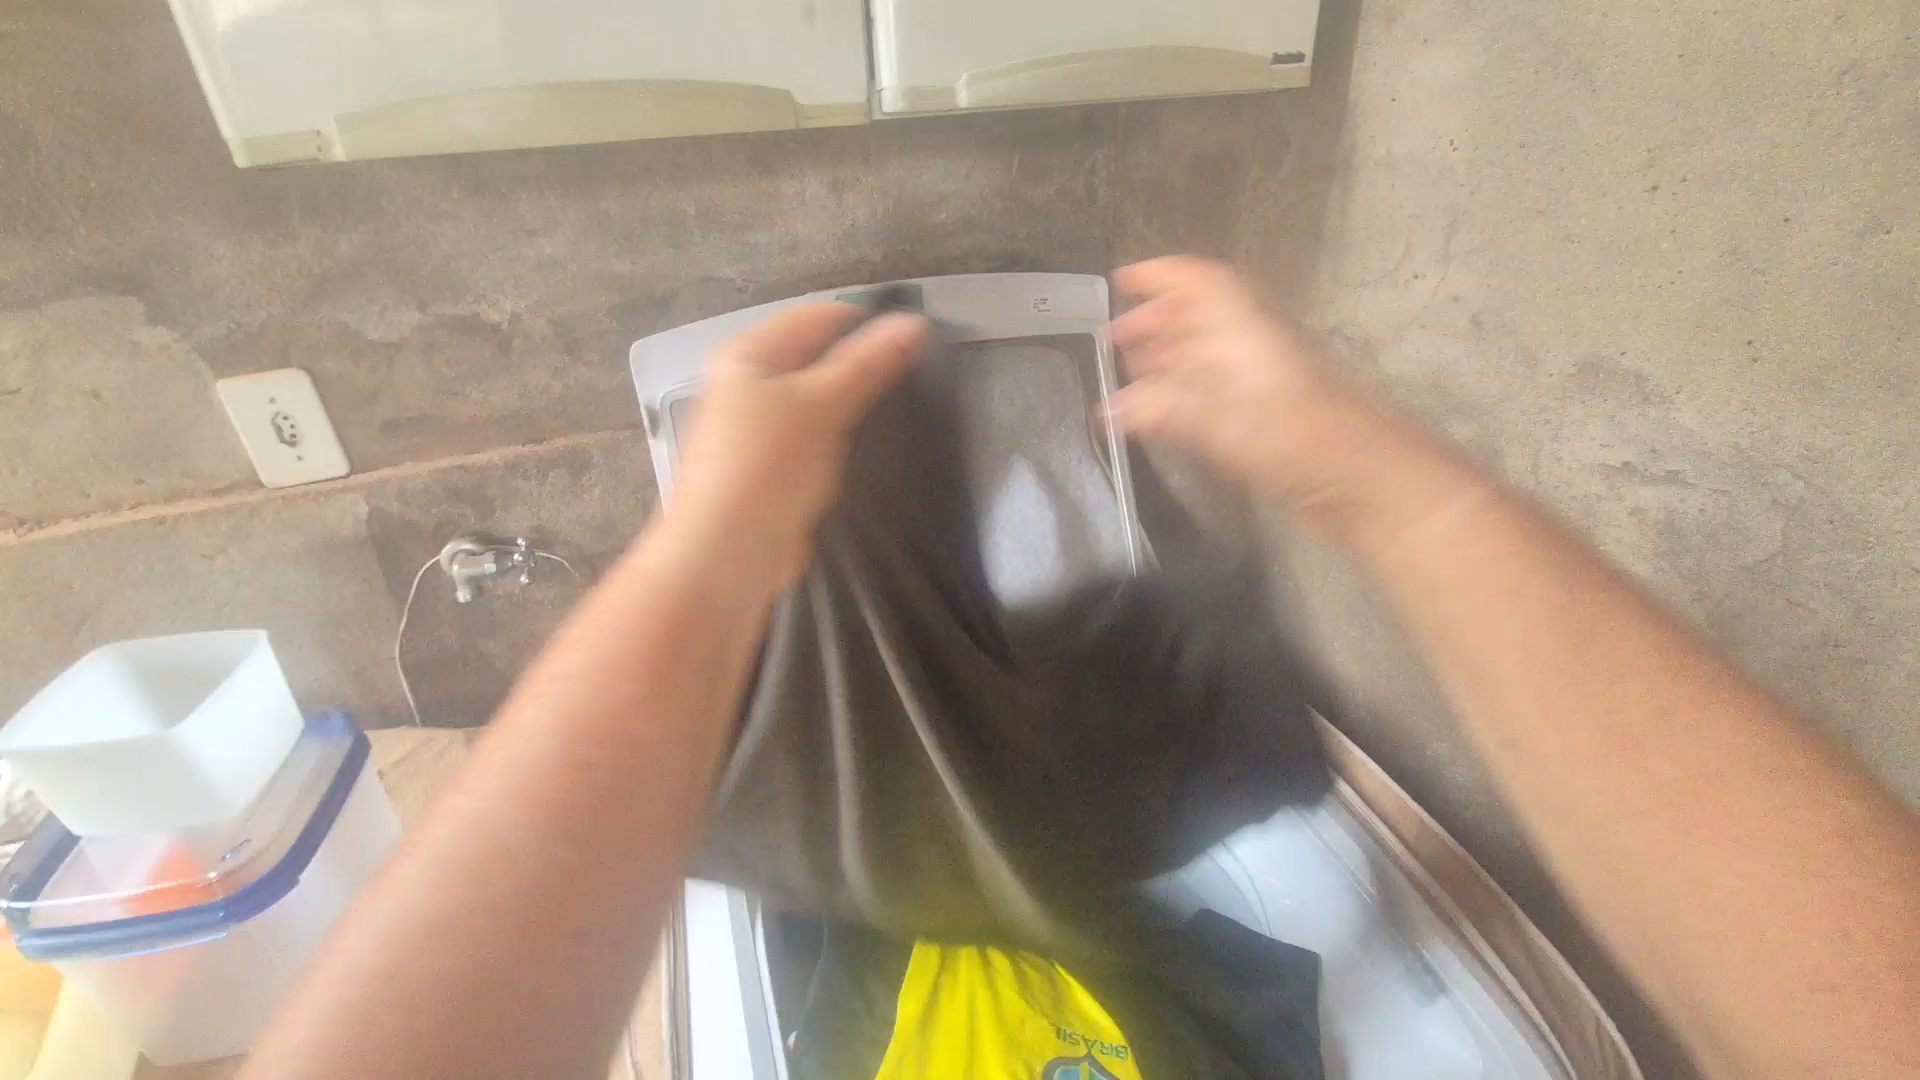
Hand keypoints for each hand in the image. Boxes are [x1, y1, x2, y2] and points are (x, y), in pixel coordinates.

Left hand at [662, 301, 926, 586]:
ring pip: (822, 399)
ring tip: (904, 409)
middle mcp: (751, 382)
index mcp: (750, 353)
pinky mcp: (777, 464)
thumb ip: (867, 364)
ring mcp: (763, 425)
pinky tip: (873, 445)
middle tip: (918, 376)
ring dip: (857, 403)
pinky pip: (819, 436)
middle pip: (821, 357)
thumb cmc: (765, 470)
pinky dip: (844, 437)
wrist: (727, 555)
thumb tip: (913, 324)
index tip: (919, 342)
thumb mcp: (820, 406)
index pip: (821, 316)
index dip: (869, 324)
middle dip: (865, 365)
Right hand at [1107, 256, 1455, 541]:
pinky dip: (1181, 397)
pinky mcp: (1261, 421)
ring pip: (1205, 358)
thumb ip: (1168, 414)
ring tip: (1128, 373)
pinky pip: (1212, 396)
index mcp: (1245, 335)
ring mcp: (1256, 387)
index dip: (1161, 275)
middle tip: (1113, 338)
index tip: (1122, 280)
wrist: (1368, 483)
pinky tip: (1161, 414)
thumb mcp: (1230, 425)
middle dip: (1154, 321)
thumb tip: (1110, 411)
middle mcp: (1249, 352)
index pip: (1202, 285)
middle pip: (1199, 319)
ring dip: (1166, 359)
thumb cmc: (1305, 442)